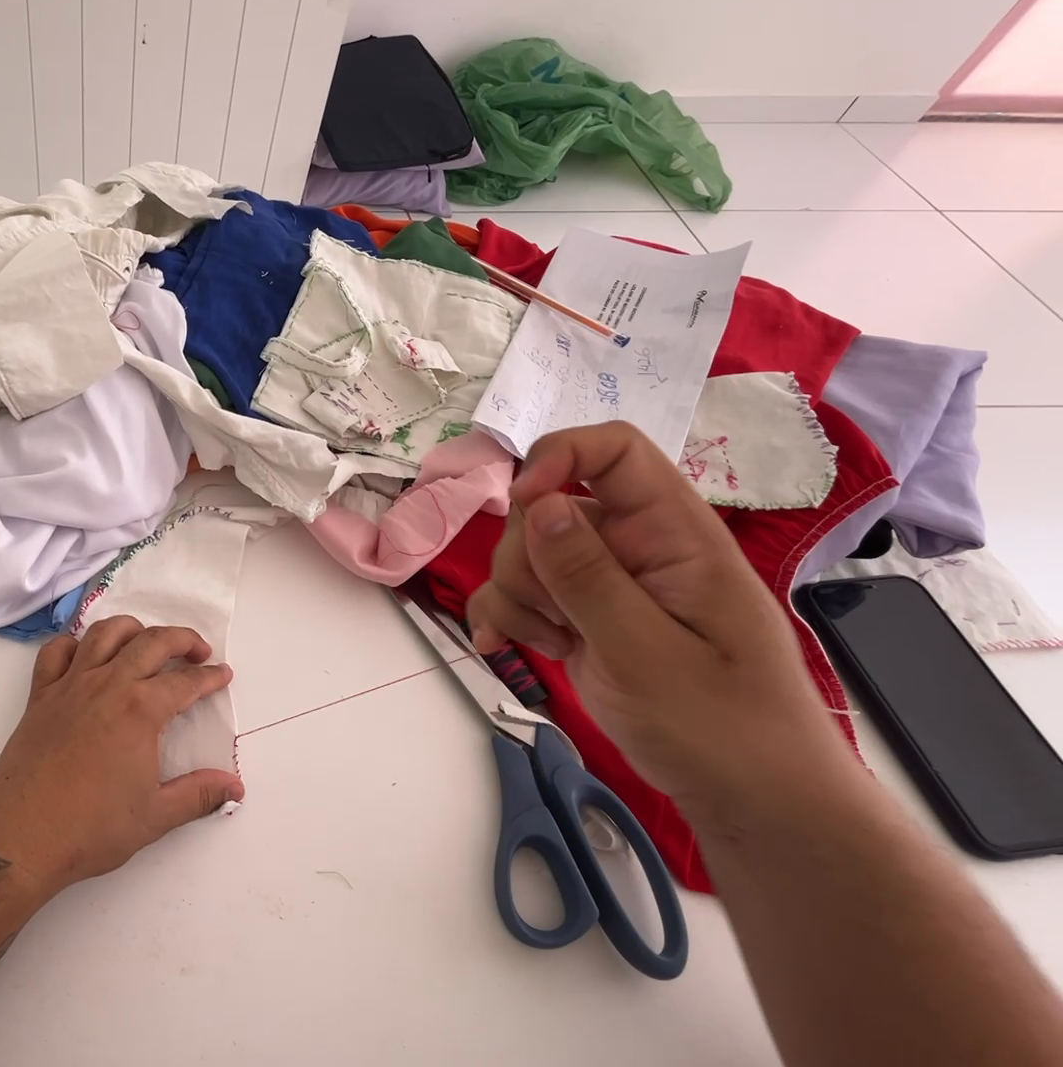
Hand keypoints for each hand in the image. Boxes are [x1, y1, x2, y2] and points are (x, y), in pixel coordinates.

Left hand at [0, 616, 243, 902]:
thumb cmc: (92, 828)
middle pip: (150, 642)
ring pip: (104, 634)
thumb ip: (199, 795)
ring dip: (132, 629)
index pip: (185, 681)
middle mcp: (107, 685)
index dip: (209, 676)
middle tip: (199, 651)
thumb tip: (235, 786)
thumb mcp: (156, 816)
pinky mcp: (40, 696)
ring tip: (147, 641)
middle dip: (182, 639)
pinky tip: (86, 655)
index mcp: (140, 710)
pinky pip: (56, 652)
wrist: (22, 835)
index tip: (223, 674)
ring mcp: (70, 686)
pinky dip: (75, 643)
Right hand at [466, 422, 848, 809]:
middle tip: (552, 617)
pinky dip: (504, 617)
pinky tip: (504, 646)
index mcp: (674, 535)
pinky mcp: (581, 619)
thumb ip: (588, 576)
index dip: (559, 457)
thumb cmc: (718, 726)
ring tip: (549, 645)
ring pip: (524, 555)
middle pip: (548, 509)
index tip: (520, 507)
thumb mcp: (646, 652)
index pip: (614, 451)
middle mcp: (636, 548)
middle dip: (526, 559)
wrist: (747, 798)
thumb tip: (537, 504)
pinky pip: (519, 595)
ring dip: (515, 598)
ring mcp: (605, 585)